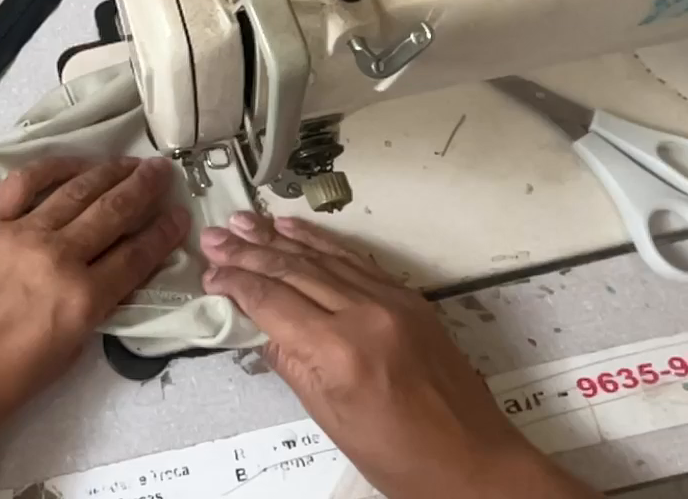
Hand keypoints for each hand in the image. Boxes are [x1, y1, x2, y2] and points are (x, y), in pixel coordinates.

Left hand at [0, 156, 188, 498]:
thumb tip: (121, 269)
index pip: (137, 254)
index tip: (180, 212)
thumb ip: (99, 304)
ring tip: (131, 161)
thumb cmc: (9, 381)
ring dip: (109, 172)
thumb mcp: (72, 350)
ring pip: (76, 190)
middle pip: (113, 211)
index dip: (164, 231)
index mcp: (83, 299)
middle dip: (144, 188)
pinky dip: (54, 166)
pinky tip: (76, 161)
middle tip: (163, 169)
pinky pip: (25, 182)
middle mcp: (58, 257)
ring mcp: (21, 234)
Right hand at [200, 214, 595, 498]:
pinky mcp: (406, 295)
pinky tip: (290, 227)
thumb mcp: (330, 417)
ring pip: (319, 256)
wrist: (478, 466)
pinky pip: (352, 258)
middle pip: (291, 269)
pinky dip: (317, 240)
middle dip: (246, 251)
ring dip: (274, 236)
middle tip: (213, 236)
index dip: (235, 284)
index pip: (272, 300)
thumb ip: (289, 359)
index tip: (209, 276)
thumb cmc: (400, 459)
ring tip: (240, 221)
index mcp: (339, 351)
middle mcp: (363, 313)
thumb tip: (254, 321)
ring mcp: (389, 298)